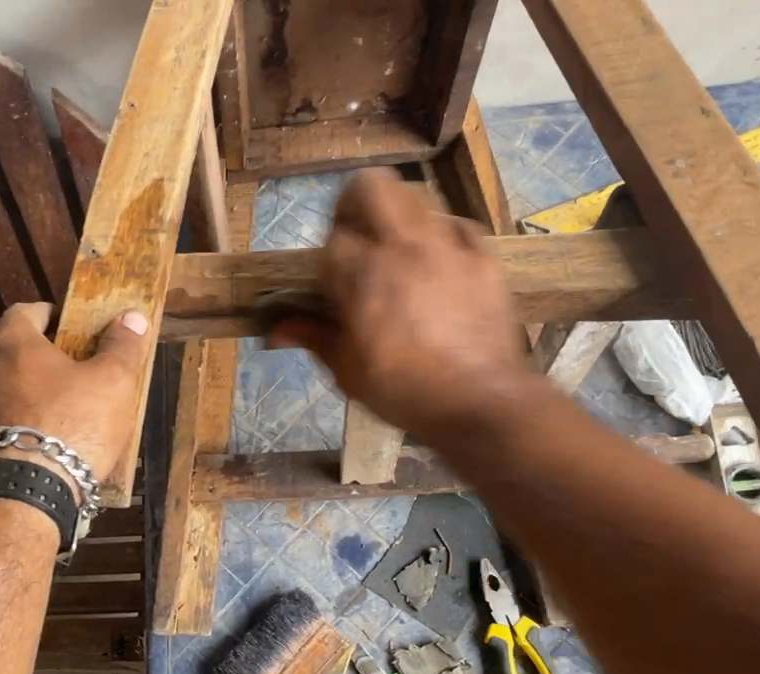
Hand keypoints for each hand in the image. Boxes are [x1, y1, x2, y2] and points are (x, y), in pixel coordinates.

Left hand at [0, 304, 150, 500]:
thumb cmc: (71, 426)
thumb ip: (122, 347)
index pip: (24, 312)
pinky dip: (16, 432)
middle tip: (72, 375)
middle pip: (11, 354)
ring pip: (3, 394)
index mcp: (13, 344)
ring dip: (27, 399)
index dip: (48, 315)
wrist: (21, 496)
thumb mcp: (112, 384)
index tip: (67, 325)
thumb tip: (132, 315)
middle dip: (39, 361)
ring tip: (59, 419)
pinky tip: (40, 451)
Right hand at [271, 169, 533, 436]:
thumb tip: (275, 329)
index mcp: (363, 276)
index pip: (332, 241)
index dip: (327, 261)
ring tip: (395, 249)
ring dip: (397, 215)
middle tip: (354, 237)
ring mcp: (448, 246)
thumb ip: (314, 339)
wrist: (480, 400)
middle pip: (371, 187)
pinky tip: (437, 263)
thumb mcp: (349, 372)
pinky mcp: (483, 256)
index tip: (331, 285)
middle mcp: (404, 247)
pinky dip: (440, 235)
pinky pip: (456, 224)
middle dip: (355, 204)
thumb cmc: (405, 391)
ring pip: (416, 196)